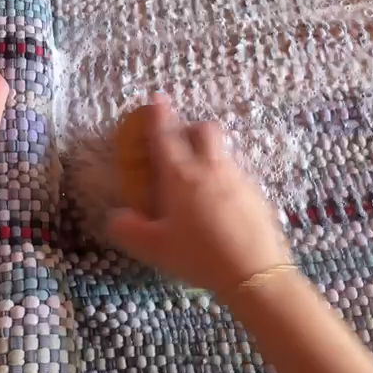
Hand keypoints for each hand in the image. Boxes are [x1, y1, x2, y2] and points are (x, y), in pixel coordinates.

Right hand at [104, 97, 292, 295]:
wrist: (255, 274)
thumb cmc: (199, 256)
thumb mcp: (155, 248)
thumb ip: (129, 230)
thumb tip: (115, 217)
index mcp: (180, 176)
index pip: (165, 136)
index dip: (159, 115)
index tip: (157, 98)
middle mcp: (210, 169)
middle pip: (204, 130)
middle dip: (191, 128)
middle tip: (181, 141)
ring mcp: (237, 179)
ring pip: (222, 151)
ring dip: (209, 153)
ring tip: (200, 178)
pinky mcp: (257, 195)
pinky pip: (237, 175)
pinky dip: (225, 179)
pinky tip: (222, 205)